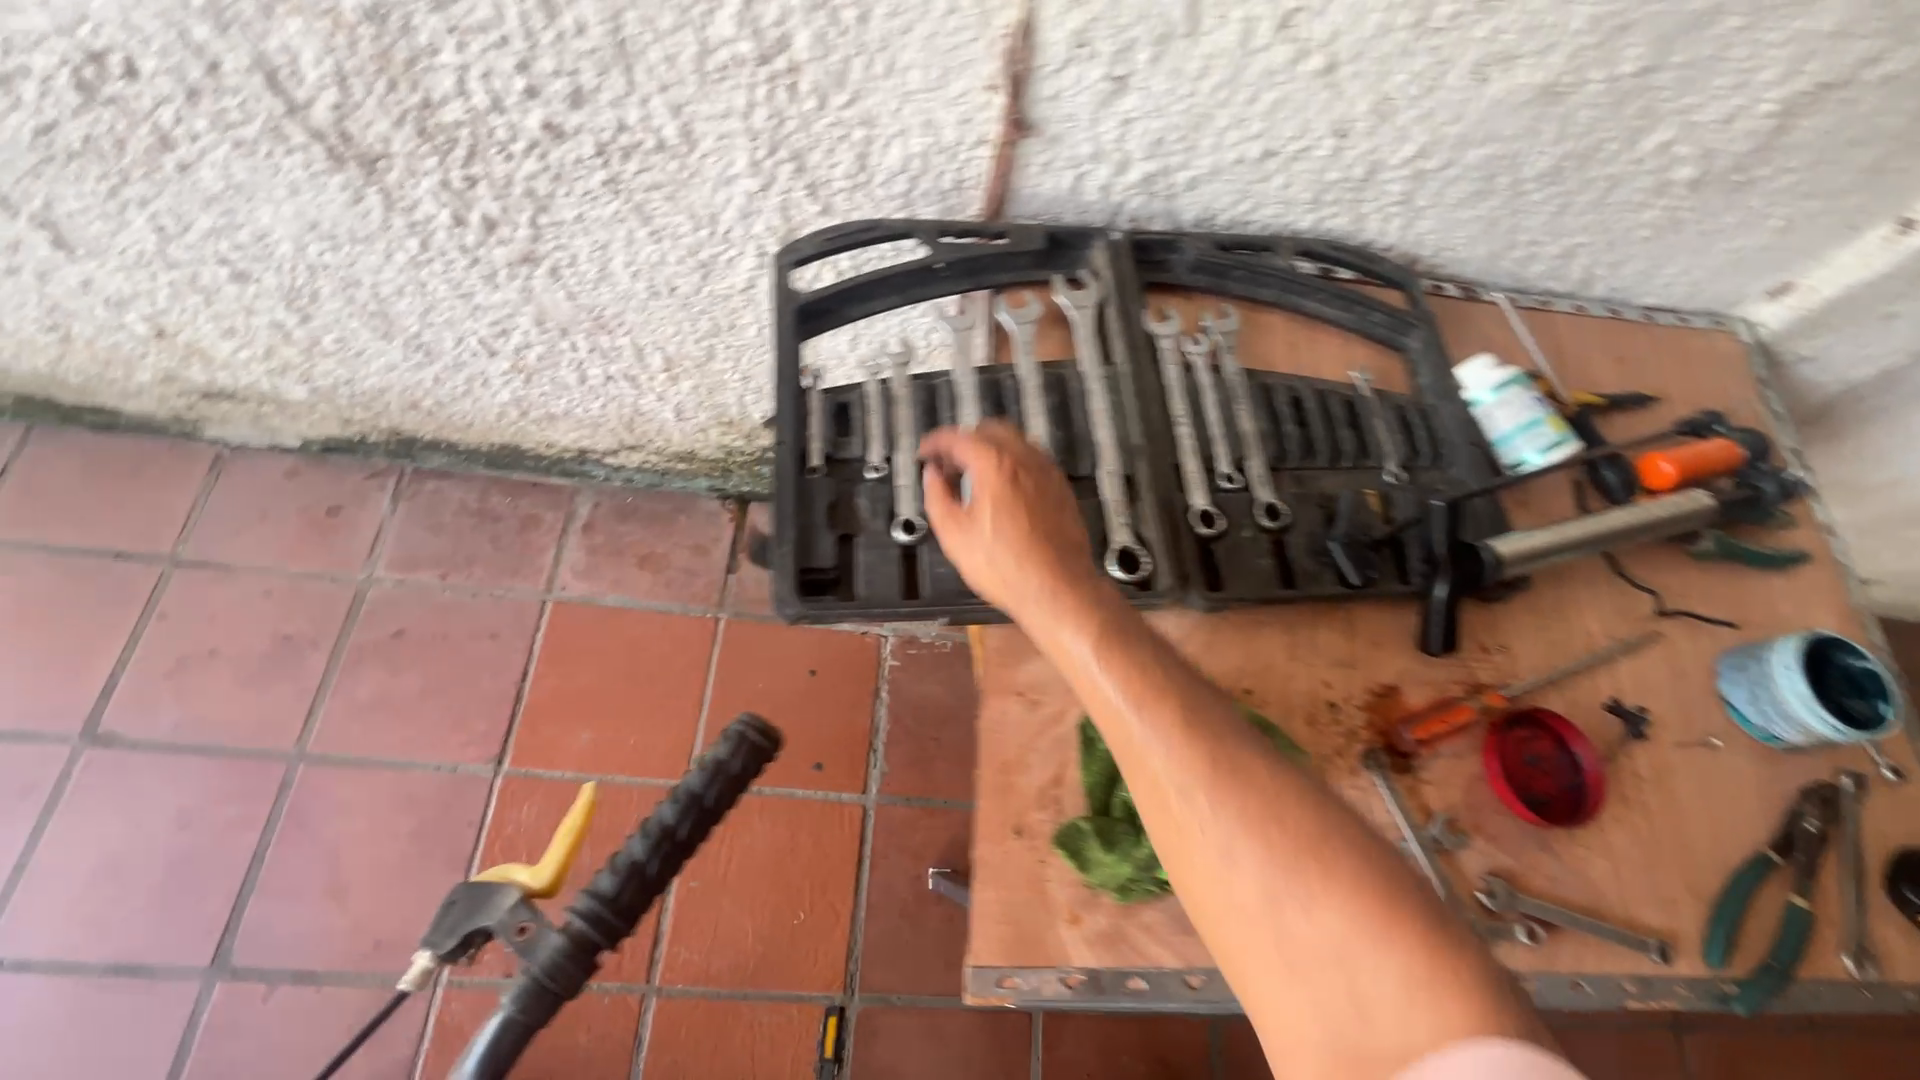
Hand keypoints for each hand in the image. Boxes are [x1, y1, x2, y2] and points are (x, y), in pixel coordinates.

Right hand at [919, 420, 1104, 623]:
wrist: (1057, 589)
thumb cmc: (1006, 567)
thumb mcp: (954, 535)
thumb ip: (937, 496)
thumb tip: (933, 476)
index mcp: (995, 465)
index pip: (958, 437)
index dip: (935, 442)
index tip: (925, 453)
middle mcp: (1025, 459)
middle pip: (990, 431)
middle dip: (965, 441)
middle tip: (947, 464)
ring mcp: (1048, 472)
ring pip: (1016, 443)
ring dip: (990, 451)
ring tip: (973, 478)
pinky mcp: (1061, 489)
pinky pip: (1033, 462)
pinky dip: (1013, 465)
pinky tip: (1003, 491)